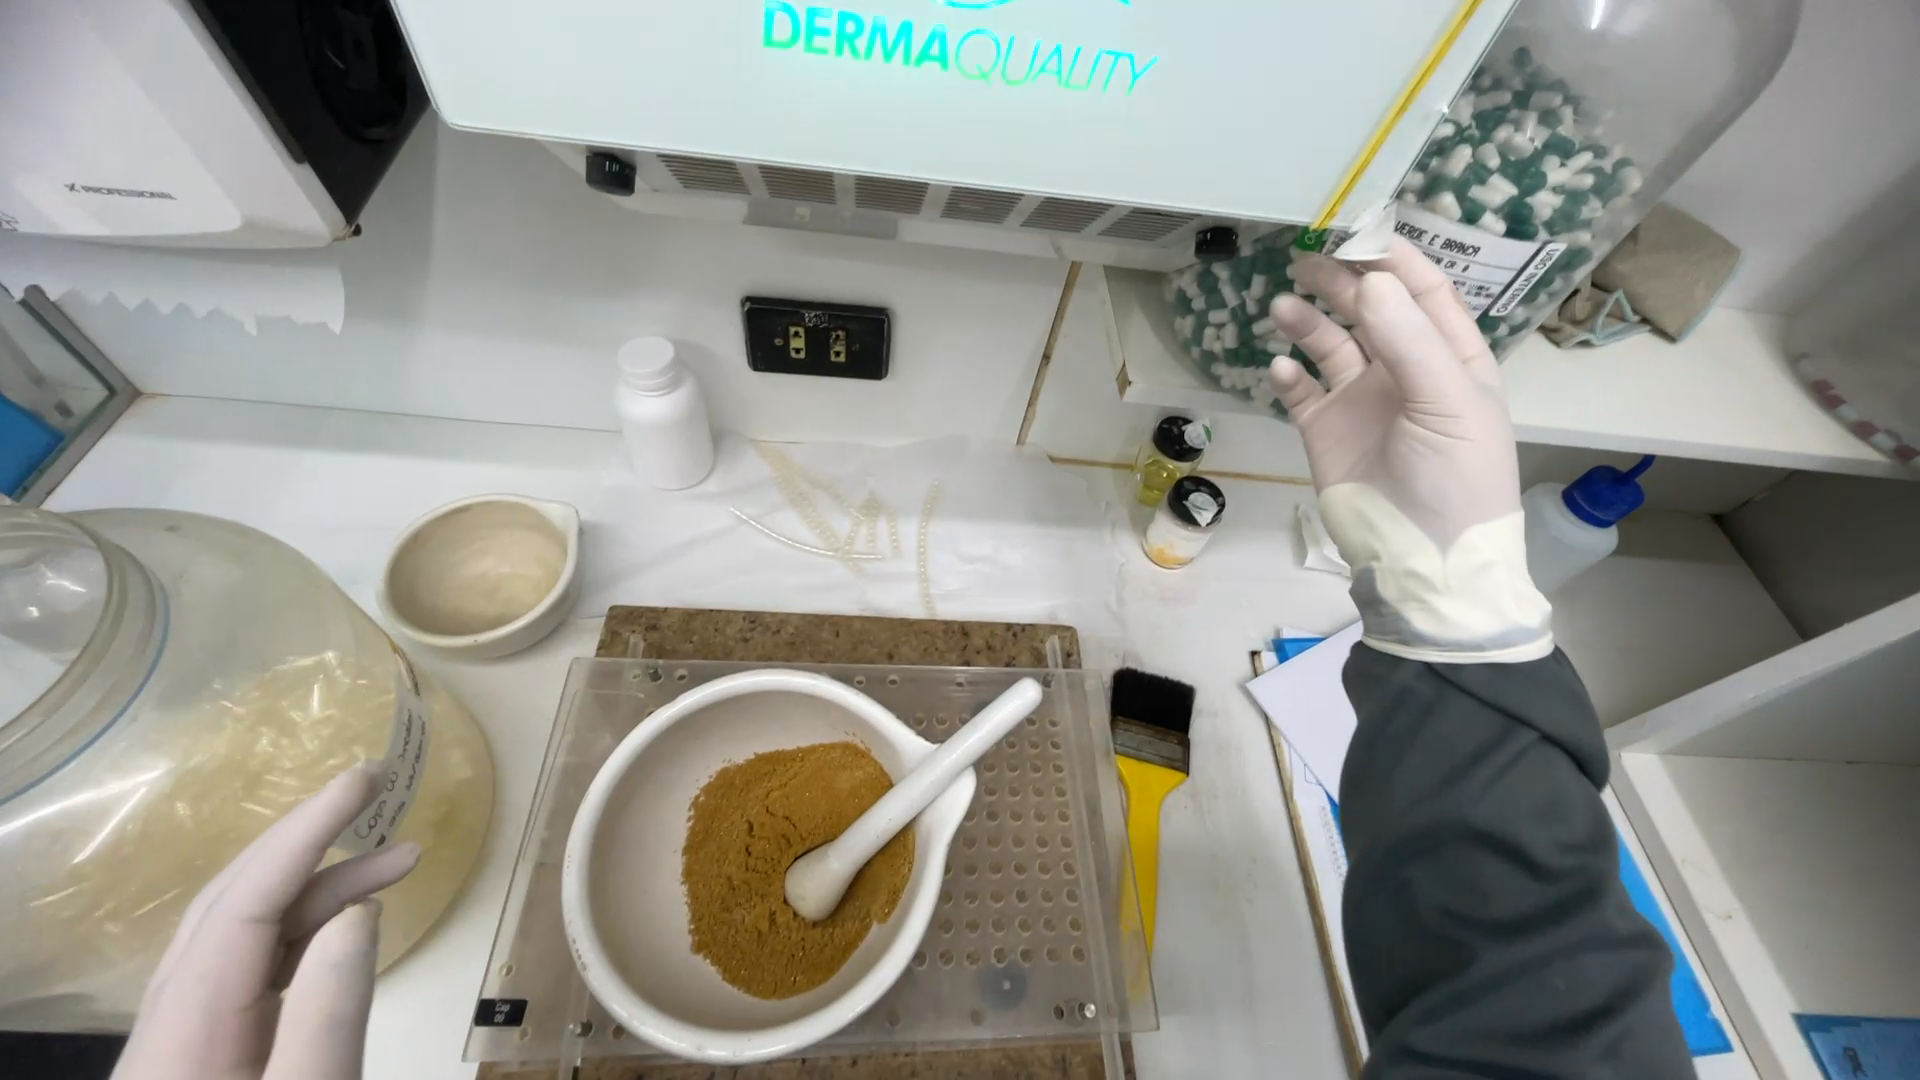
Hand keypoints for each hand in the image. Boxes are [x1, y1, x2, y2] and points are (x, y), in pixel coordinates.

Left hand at [113, 765, 421, 1079]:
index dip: (304, 832)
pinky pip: (260, 964)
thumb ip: (327, 1009)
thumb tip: (356, 911)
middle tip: (378, 790)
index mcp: (184, 1039)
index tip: (363, 781)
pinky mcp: (213, 1051)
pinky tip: (360, 916)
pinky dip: (315, 925)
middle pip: (233, 905)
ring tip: (407, 857)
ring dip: (326, 884)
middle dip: (308, 840)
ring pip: (249, 932)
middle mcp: (170, 1027)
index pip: (244, 905)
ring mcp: (188, 1040)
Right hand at [1268, 238, 1550, 663]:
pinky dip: (1287, 376)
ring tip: (1282, 307)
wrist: (1420, 558)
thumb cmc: (1454, 477)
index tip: (1359, 229)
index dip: (1394, 260)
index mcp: (1449, 358)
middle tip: (1307, 258)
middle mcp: (1404, 371)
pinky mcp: (1324, 430)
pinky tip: (1278, 367)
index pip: (1423, 294)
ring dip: (1308, 323)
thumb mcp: (1446, 403)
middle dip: (1343, 282)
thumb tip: (1371, 278)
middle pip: (1371, 312)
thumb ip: (1408, 340)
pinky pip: (1301, 392)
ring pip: (1330, 346)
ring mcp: (1361, 401)